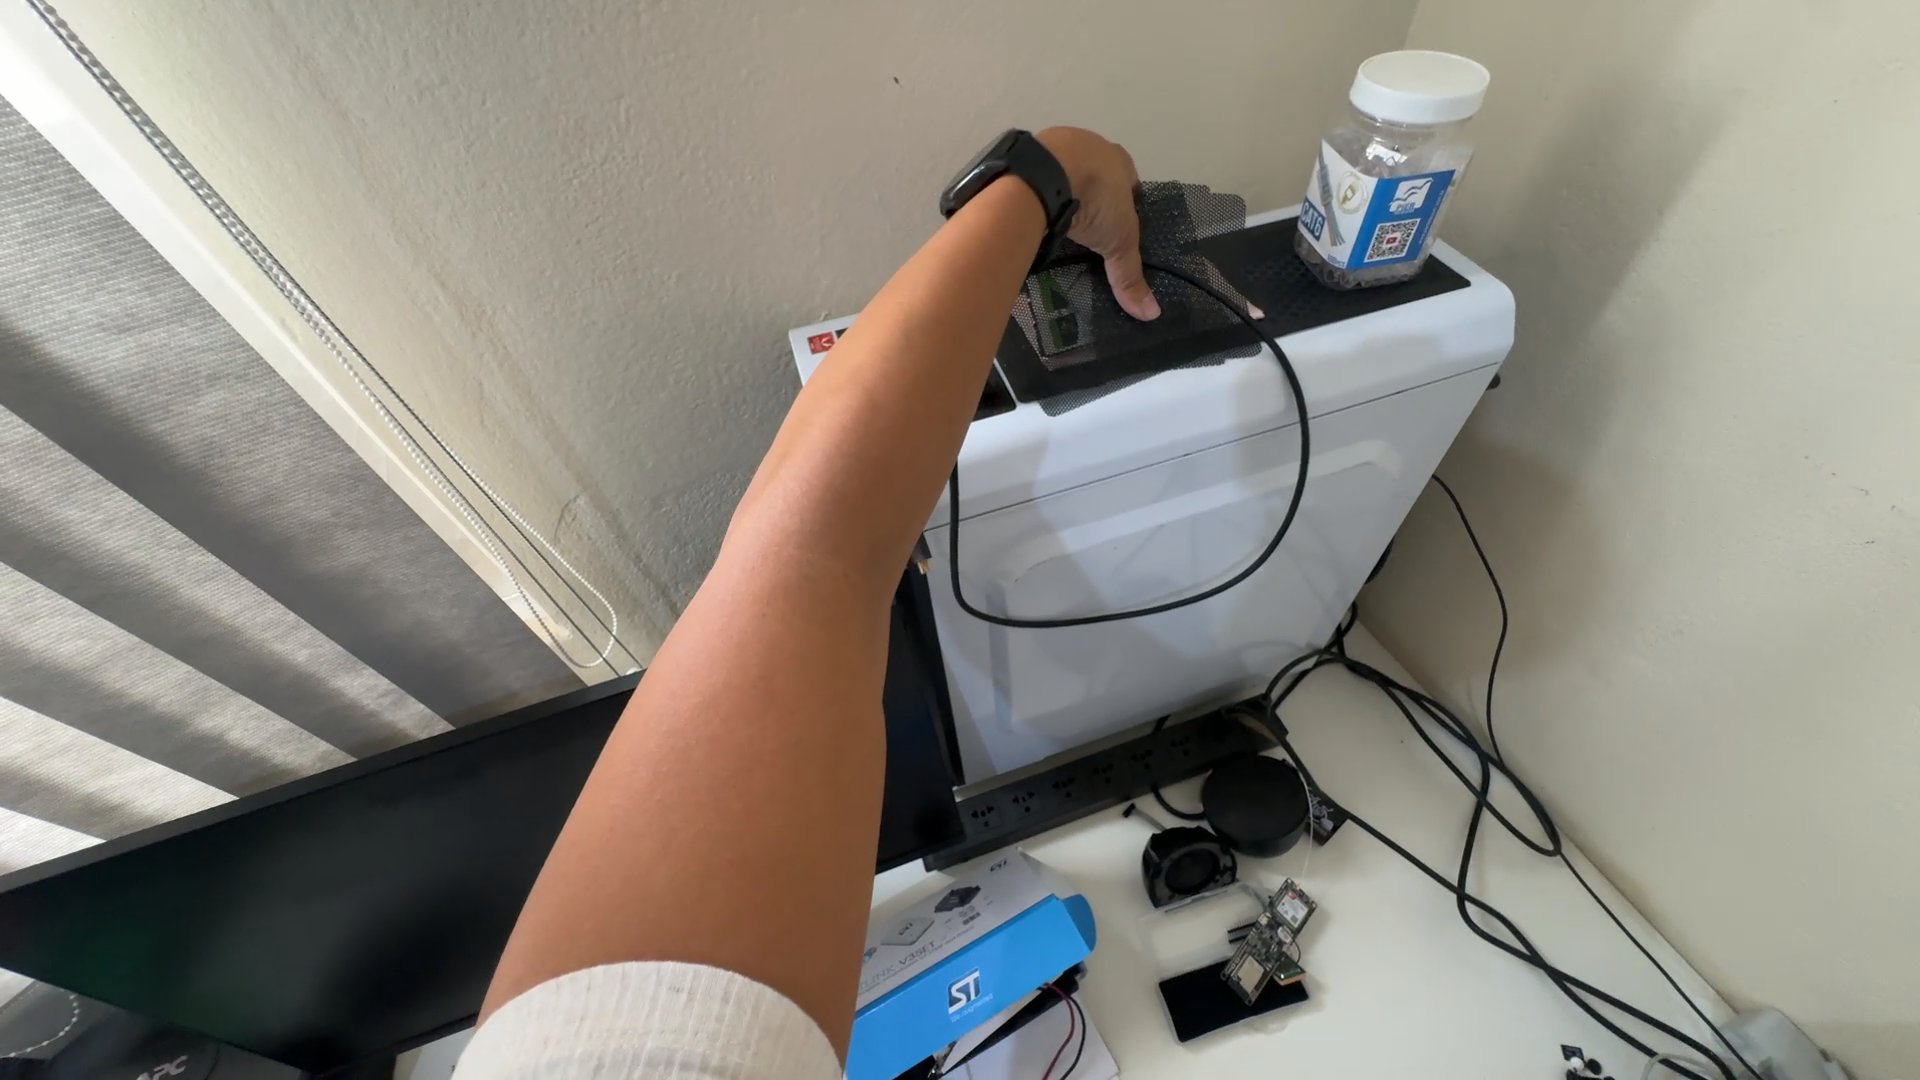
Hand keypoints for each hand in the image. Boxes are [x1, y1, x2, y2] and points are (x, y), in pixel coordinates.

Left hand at [1034, 127, 1160, 320]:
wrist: (1046, 174)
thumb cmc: (1096, 200)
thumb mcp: (1118, 241)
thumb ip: (1129, 275)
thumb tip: (1151, 313)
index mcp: (1117, 160)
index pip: (1128, 179)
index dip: (1126, 201)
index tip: (1118, 224)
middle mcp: (1088, 147)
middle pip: (1094, 174)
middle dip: (1092, 197)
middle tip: (1086, 228)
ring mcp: (1054, 148)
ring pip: (1062, 174)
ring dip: (1062, 195)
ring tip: (1058, 225)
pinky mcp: (1027, 158)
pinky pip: (1035, 181)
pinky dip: (1036, 197)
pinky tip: (1034, 215)